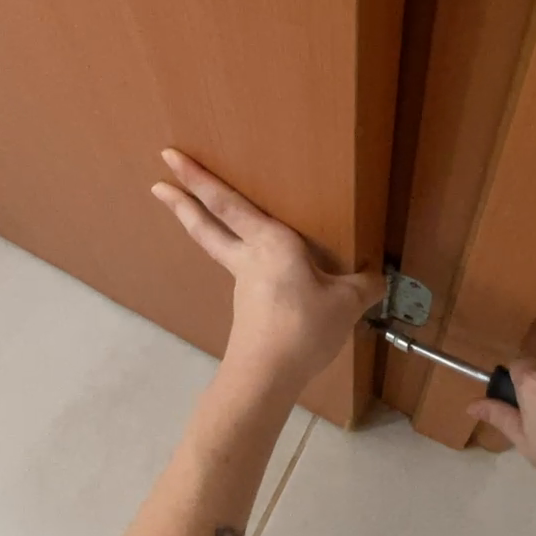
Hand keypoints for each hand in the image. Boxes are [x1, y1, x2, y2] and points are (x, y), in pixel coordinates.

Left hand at [152, 149, 383, 387]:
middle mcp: (250, 257)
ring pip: (219, 246)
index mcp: (270, 243)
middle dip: (182, 202)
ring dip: (202, 226)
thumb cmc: (303, 328)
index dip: (198, 179)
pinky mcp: (248, 306)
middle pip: (207, 225)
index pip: (227, 203)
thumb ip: (365, 285)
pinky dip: (237, 255)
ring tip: (197, 213)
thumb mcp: (347, 303)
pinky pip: (242, 269)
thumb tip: (378, 279)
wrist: (267, 377)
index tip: (170, 158)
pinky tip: (259, 266)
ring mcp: (244, 283)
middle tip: (157, 184)